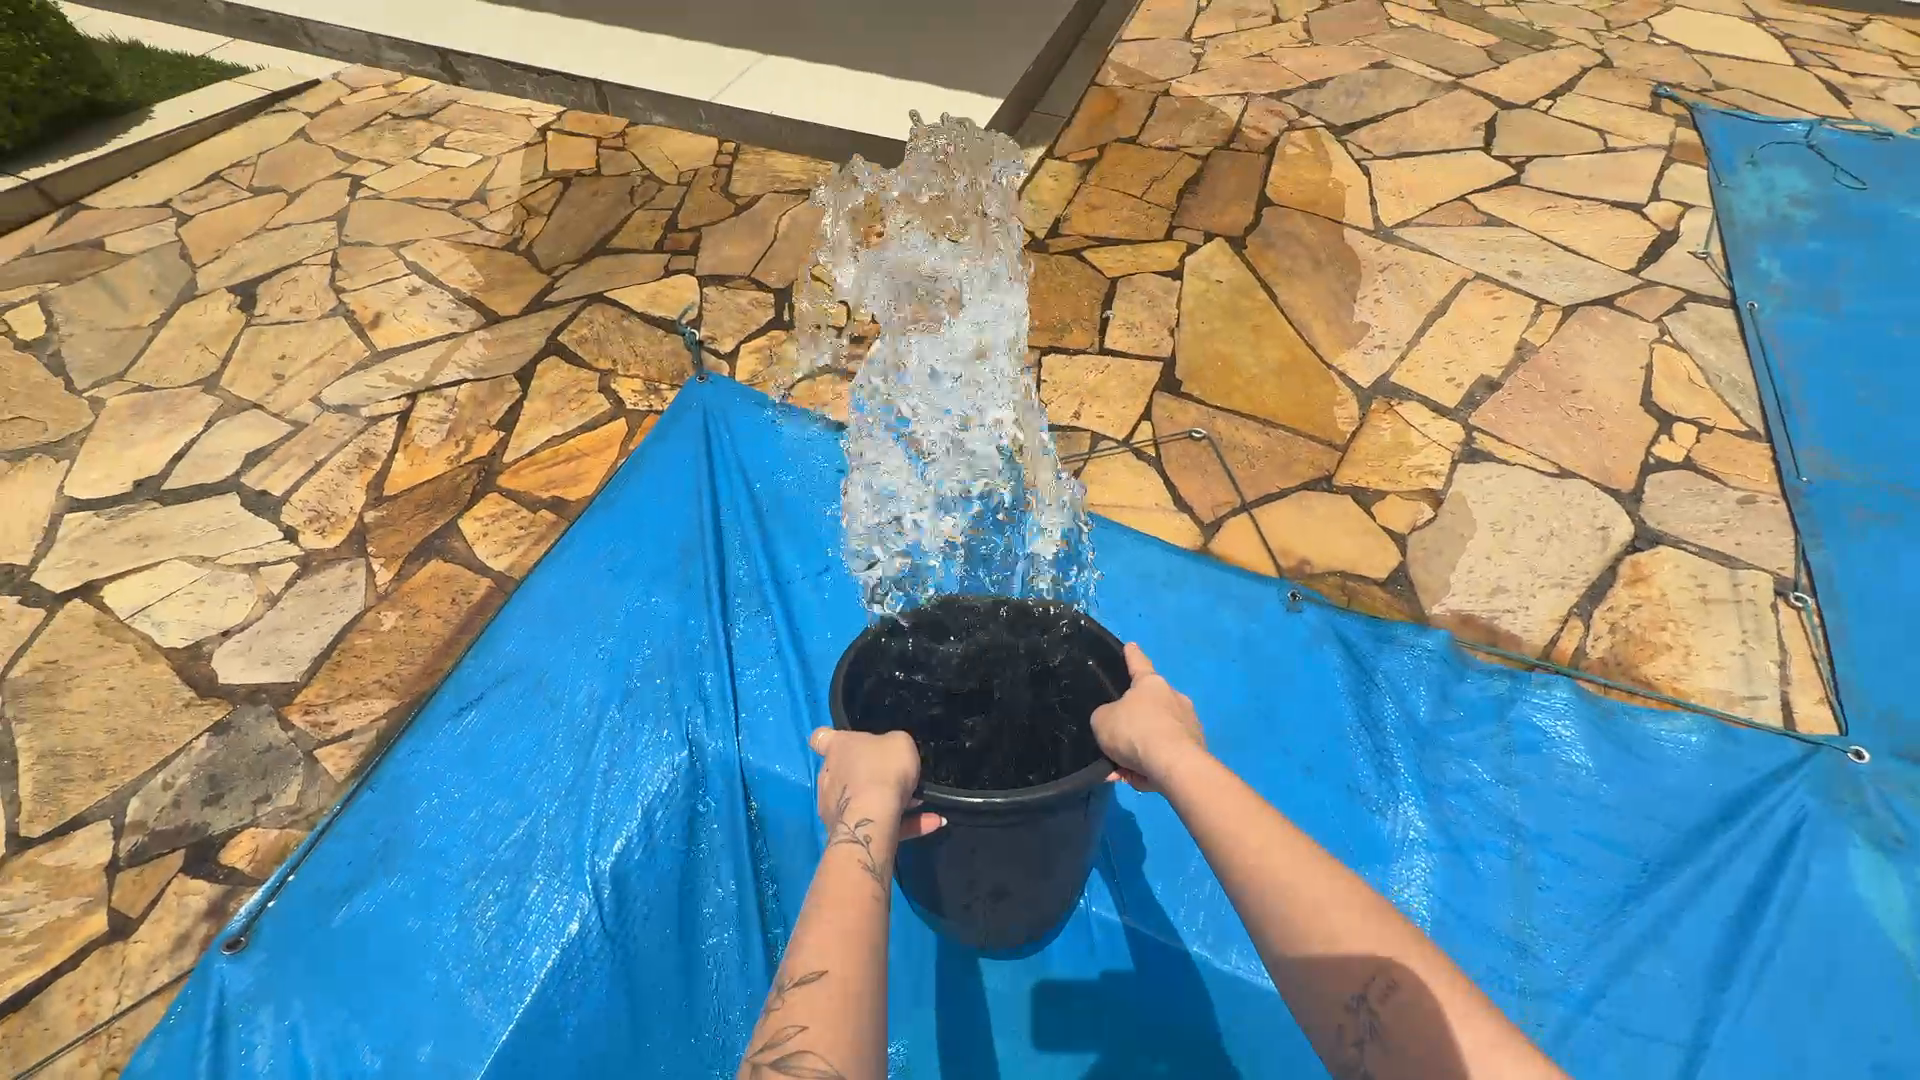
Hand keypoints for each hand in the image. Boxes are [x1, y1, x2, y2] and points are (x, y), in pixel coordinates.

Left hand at [809, 728, 945, 838]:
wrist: (873, 817)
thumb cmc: (882, 769)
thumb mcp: (900, 742)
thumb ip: (894, 745)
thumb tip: (890, 752)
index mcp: (837, 748)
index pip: (821, 738)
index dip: (830, 738)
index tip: (844, 742)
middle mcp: (829, 776)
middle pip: (844, 771)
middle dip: (868, 775)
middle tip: (895, 776)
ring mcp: (834, 807)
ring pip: (862, 800)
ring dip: (887, 802)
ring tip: (920, 803)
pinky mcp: (846, 833)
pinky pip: (877, 824)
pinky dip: (902, 824)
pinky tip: (932, 821)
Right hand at [1091, 644, 1205, 790]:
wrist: (1174, 766)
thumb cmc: (1135, 732)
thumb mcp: (1102, 721)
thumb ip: (1105, 717)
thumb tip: (1115, 723)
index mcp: (1151, 684)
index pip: (1138, 663)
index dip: (1131, 655)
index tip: (1130, 645)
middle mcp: (1174, 699)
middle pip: (1148, 707)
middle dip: (1131, 724)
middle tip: (1113, 743)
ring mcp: (1189, 725)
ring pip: (1155, 736)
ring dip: (1138, 752)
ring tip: (1121, 772)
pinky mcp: (1197, 750)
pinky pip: (1165, 756)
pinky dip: (1150, 767)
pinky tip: (1137, 781)